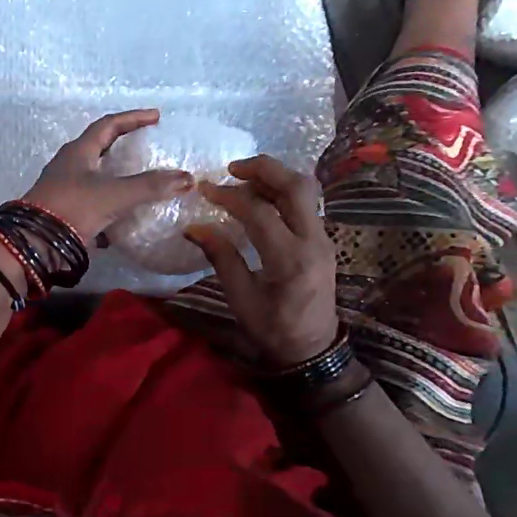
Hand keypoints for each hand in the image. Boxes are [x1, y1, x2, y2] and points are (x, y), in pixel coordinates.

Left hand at [22, 109, 193, 241]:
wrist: (35, 243)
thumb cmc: (72, 208)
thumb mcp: (115, 194)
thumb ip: (150, 186)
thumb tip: (187, 178)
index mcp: (78, 151)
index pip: (109, 125)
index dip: (133, 119)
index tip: (155, 117)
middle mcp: (69, 165)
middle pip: (99, 147)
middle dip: (124, 145)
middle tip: (146, 144)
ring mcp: (64, 189)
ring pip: (95, 175)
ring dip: (117, 176)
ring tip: (139, 180)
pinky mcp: (63, 211)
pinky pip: (92, 201)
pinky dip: (110, 204)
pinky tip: (125, 216)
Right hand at [186, 156, 337, 368]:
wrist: (313, 349)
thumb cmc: (272, 329)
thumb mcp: (240, 298)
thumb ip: (221, 258)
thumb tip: (194, 227)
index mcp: (290, 260)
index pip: (260, 212)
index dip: (230, 196)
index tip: (205, 189)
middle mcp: (314, 242)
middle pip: (296, 187)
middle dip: (264, 169)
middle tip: (232, 168)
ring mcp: (323, 238)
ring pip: (306, 190)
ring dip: (276, 177)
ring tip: (244, 178)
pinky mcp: (323, 239)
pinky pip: (307, 203)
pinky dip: (283, 191)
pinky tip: (260, 197)